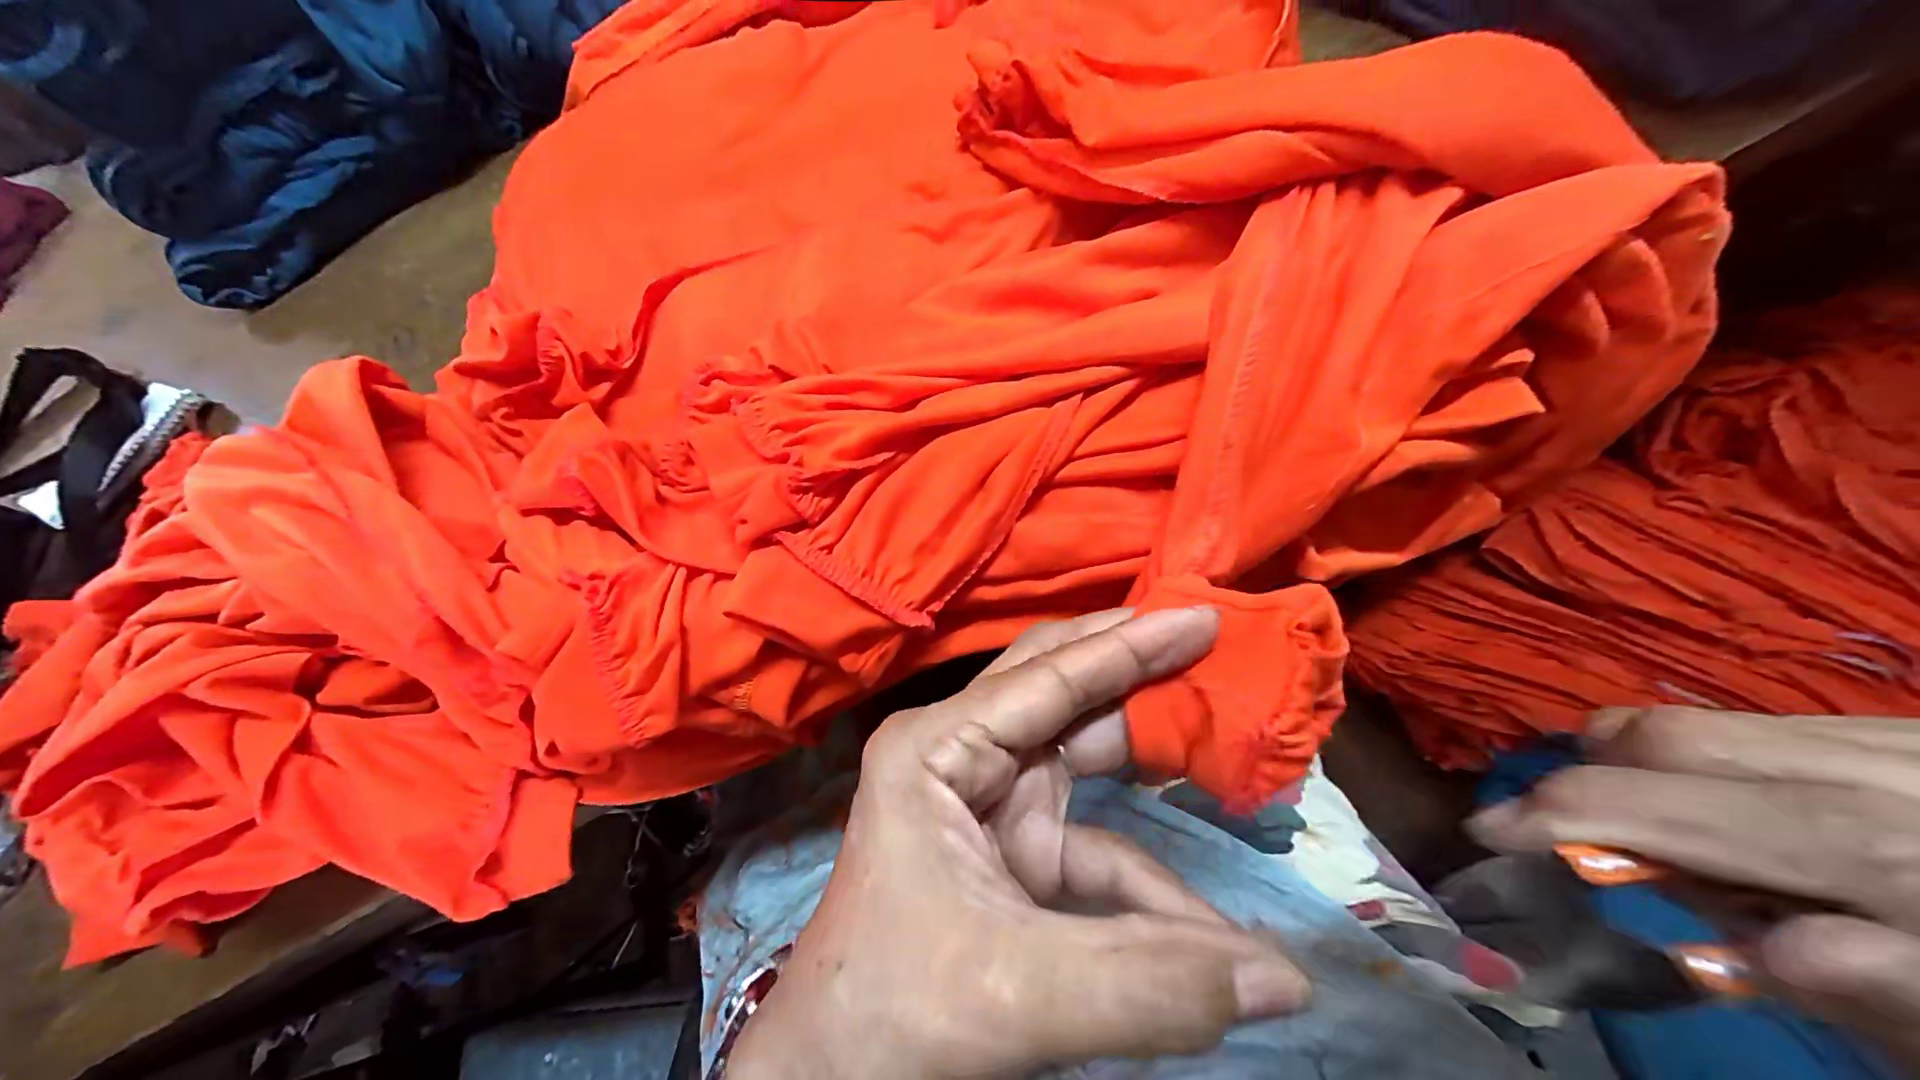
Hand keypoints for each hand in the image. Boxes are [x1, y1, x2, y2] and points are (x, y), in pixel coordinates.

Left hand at [726, 607, 1308, 1079]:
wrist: (839, 1074)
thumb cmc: (898, 1009)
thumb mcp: (1017, 991)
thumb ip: (1150, 984)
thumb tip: (1285, 981)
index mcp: (936, 749)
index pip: (1046, 680)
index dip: (1127, 646)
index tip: (1199, 614)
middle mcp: (960, 755)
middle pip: (1062, 693)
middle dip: (1135, 672)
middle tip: (1212, 645)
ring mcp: (991, 802)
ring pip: (1084, 757)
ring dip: (1152, 763)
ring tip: (1227, 748)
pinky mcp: (1017, 852)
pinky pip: (1098, 849)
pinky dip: (1153, 888)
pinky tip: (1210, 936)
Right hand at [1469, 706, 1919, 1064]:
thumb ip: (1867, 994)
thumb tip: (1754, 948)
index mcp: (1892, 860)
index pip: (1678, 813)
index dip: (1564, 813)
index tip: (1488, 830)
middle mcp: (1881, 778)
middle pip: (1670, 739)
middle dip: (1591, 777)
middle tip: (1568, 829)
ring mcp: (1890, 738)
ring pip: (1697, 716)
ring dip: (1633, 761)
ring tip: (1651, 821)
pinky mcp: (1893, 725)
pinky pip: (1744, 720)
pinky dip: (1694, 758)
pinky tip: (1723, 807)